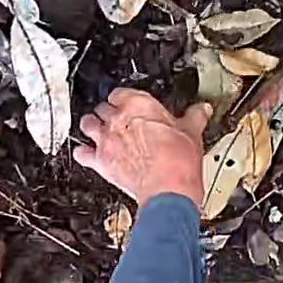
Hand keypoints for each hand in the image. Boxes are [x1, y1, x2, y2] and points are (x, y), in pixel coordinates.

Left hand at [73, 88, 210, 209]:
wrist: (168, 190)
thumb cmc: (178, 162)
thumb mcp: (191, 133)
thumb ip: (194, 117)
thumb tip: (201, 110)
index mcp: (139, 104)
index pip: (121, 92)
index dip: (124, 98)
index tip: (130, 104)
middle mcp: (118, 119)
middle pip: (102, 107)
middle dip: (108, 112)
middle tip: (117, 119)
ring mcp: (106, 141)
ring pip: (86, 123)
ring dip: (91, 126)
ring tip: (98, 130)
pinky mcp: (100, 162)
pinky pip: (81, 154)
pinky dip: (83, 153)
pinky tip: (88, 154)